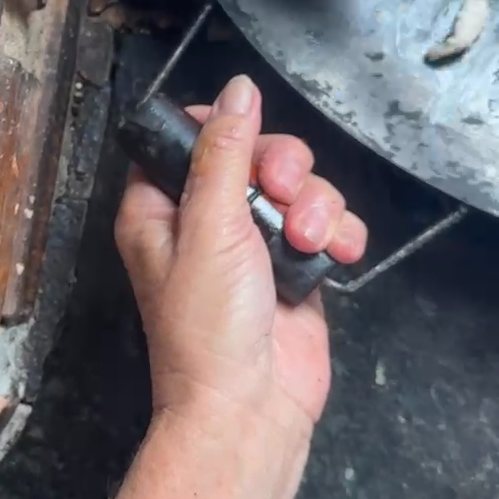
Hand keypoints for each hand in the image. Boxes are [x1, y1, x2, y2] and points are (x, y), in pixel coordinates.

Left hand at [114, 75, 366, 438]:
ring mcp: (251, 241)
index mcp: (160, 207)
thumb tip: (237, 89)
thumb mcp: (210, 227)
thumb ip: (226, 154)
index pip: (185, 139)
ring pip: (297, 185)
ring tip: (306, 240)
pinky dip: (338, 231)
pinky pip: (324, 222)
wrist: (252, 409)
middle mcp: (204, 218)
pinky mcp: (293, 264)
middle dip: (281, 166)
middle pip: (251, 153)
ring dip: (314, 204)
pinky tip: (338, 251)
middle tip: (284, 193)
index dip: (218, 127)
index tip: (246, 134)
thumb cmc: (208, 325)